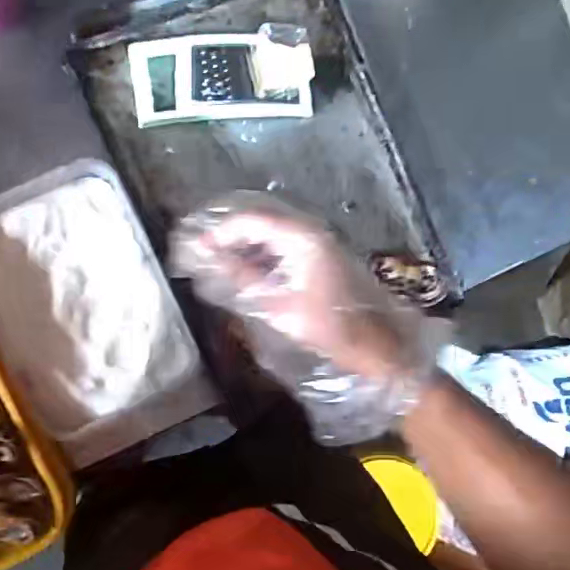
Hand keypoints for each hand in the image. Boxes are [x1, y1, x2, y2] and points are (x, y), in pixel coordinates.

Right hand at [171, 192, 439, 443]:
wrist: (374, 347)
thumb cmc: (328, 329)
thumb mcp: (277, 307)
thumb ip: (241, 280)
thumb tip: (208, 262)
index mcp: (301, 239)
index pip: (250, 222)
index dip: (219, 233)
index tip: (194, 248)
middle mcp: (310, 233)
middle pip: (259, 224)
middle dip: (227, 237)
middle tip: (199, 253)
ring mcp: (316, 245)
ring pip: (269, 237)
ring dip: (242, 248)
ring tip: (213, 264)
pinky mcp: (318, 260)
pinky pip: (281, 249)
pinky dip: (259, 258)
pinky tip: (241, 274)